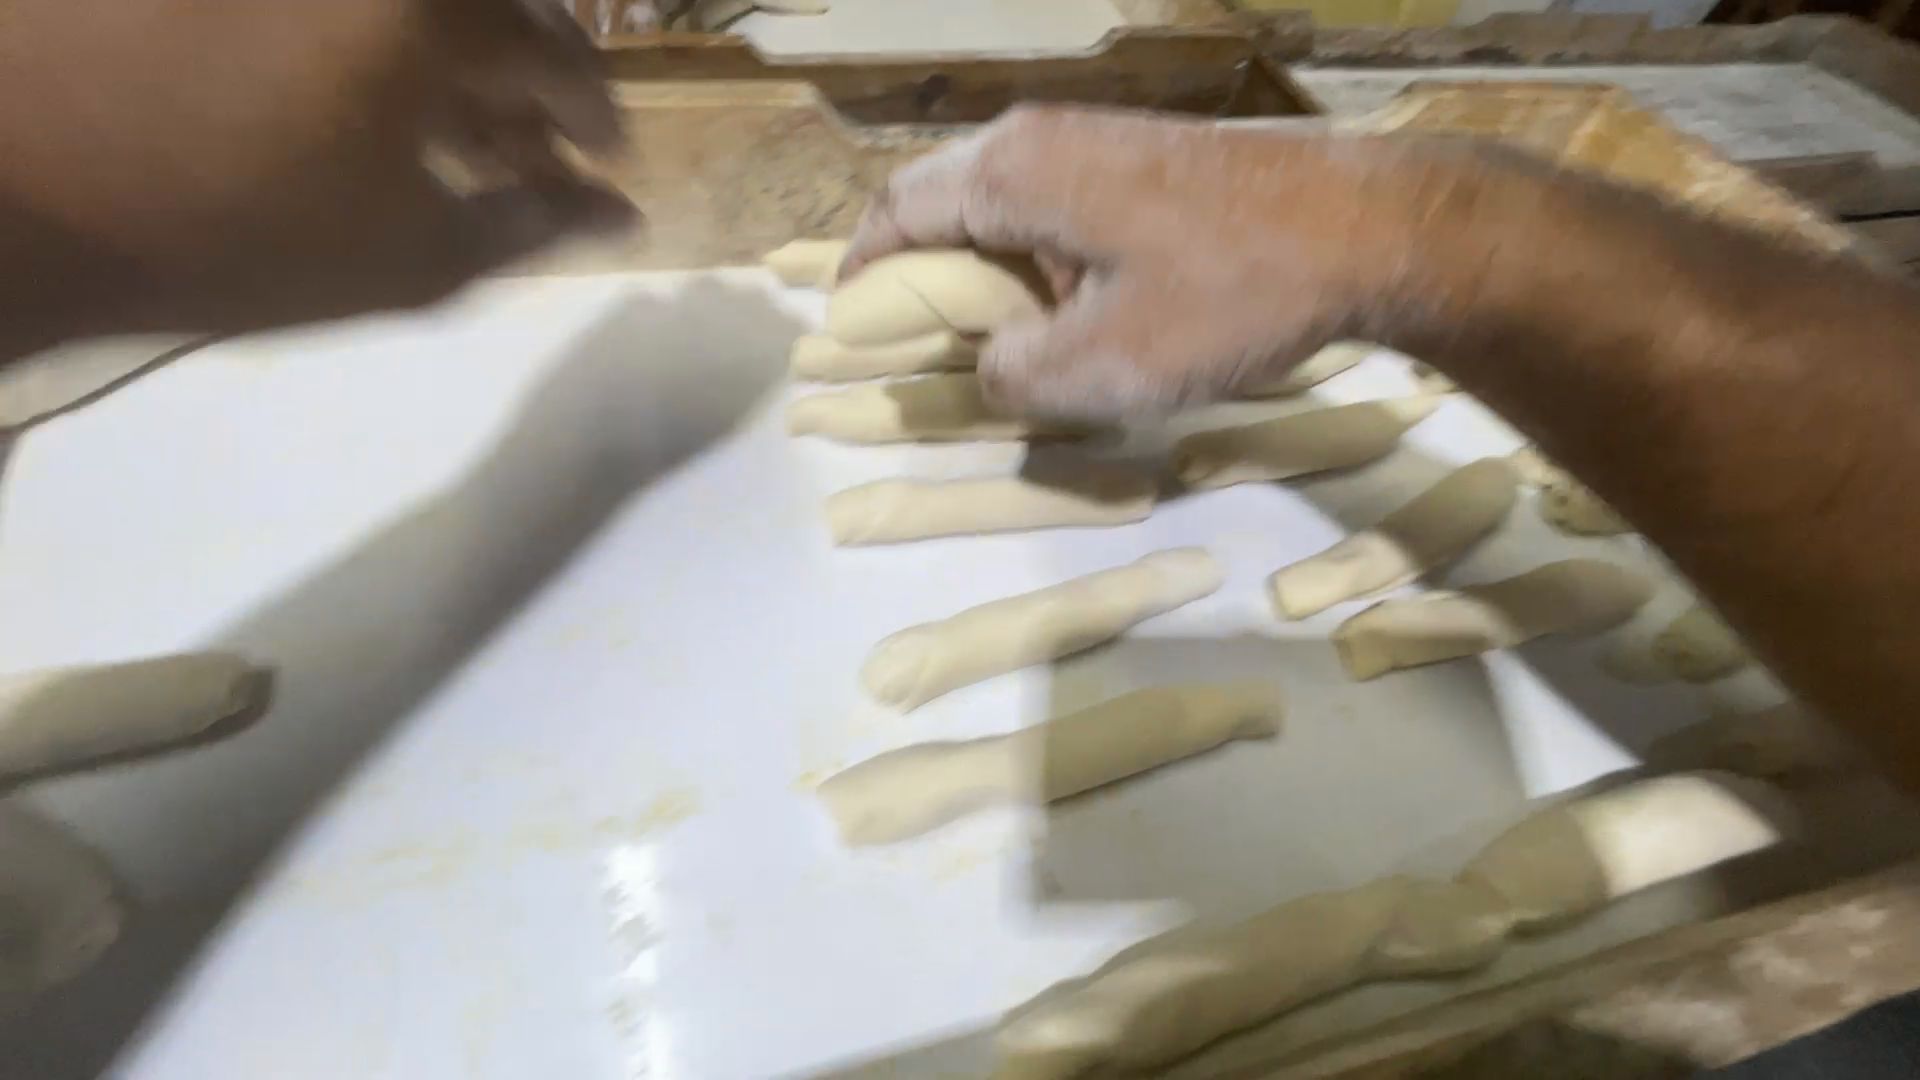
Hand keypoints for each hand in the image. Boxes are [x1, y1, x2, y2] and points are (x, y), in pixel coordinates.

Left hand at [0, 0, 634, 349]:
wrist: (21, 202)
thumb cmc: (252, 241)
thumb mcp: (427, 257)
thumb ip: (539, 223)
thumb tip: (624, 214)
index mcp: (420, 17)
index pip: (554, 55)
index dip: (594, 113)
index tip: (609, 158)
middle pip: (493, 4)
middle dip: (536, 71)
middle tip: (545, 138)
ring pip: (421, 6)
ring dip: (465, 61)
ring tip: (470, 134)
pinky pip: (350, 9)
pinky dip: (391, 44)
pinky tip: (387, 101)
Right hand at [840, 105, 1588, 419]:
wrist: (1367, 232)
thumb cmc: (1228, 295)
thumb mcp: (1105, 365)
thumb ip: (1016, 375)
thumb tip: (987, 369)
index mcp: (1013, 174)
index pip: (899, 211)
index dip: (862, 269)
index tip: (848, 321)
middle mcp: (1041, 139)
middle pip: (941, 201)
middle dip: (914, 271)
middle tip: (911, 339)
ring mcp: (1093, 143)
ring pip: (996, 206)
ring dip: (973, 270)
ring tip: (977, 337)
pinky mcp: (1135, 163)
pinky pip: (1047, 209)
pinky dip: (1024, 260)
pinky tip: (1050, 307)